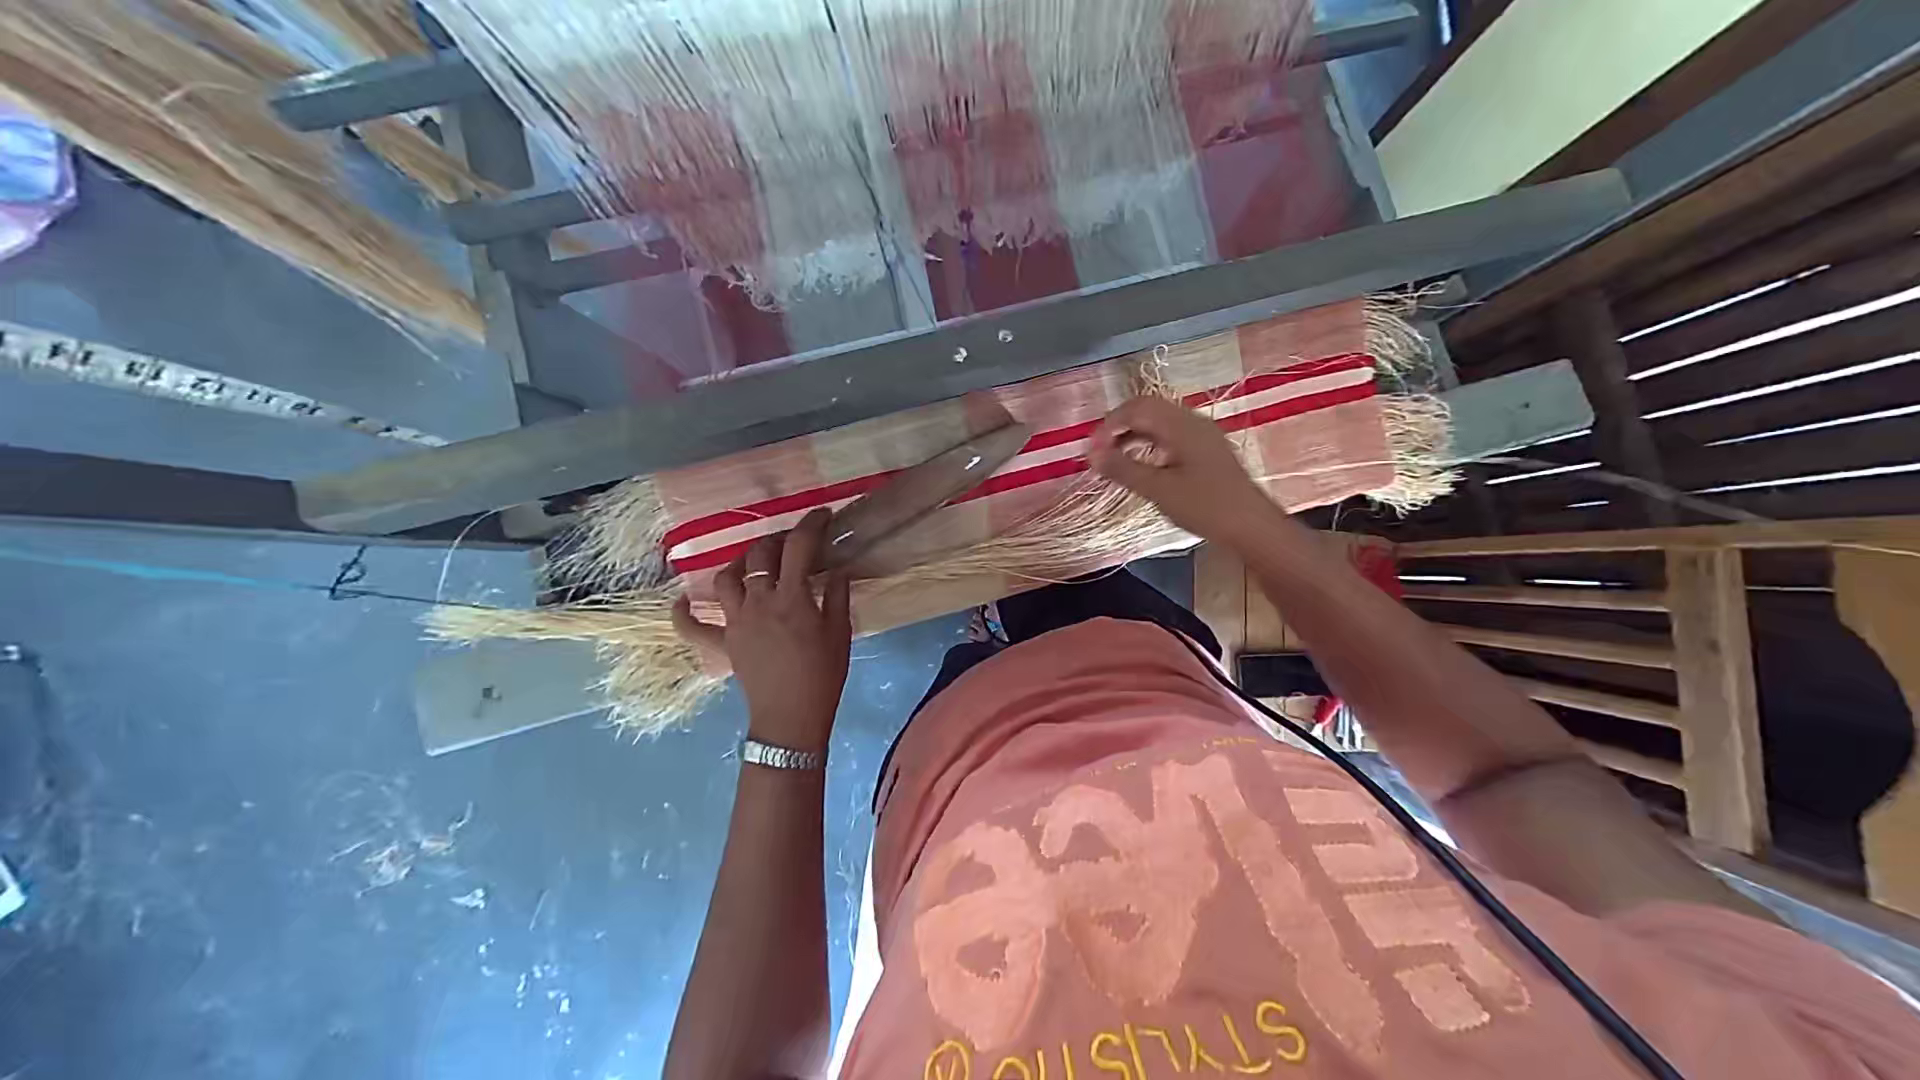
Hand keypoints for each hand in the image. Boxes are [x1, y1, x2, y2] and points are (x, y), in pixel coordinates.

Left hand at [672, 508, 852, 752]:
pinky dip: (684, 612)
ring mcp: (736, 621)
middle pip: (759, 555)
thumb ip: (836, 597)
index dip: (812, 525)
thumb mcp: (840, 633)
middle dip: (777, 540)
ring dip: (740, 562)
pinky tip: (682, 601)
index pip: (800, 547)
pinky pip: (693, 626)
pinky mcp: (723, 642)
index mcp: (792, 598)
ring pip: (726, 578)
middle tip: (793, 543)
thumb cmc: (822, 676)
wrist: (791, 717)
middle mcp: (759, 602)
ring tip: (754, 562)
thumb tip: (836, 570)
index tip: (822, 516)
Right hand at [1087, 396, 1282, 546]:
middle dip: (1119, 426)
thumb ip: (1123, 469)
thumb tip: (1091, 453)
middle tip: (1099, 451)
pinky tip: (1142, 465)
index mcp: (1181, 425)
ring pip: (1160, 422)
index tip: (1091, 450)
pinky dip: (1150, 444)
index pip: (1136, 408)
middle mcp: (1193, 422)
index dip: (1109, 424)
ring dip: (1133, 435)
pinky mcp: (1207, 450)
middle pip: (1148, 409)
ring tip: (1115, 460)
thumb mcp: (1158, 489)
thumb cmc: (1205, 507)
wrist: (1252, 527)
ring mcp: (1203, 435)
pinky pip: (1171, 435)